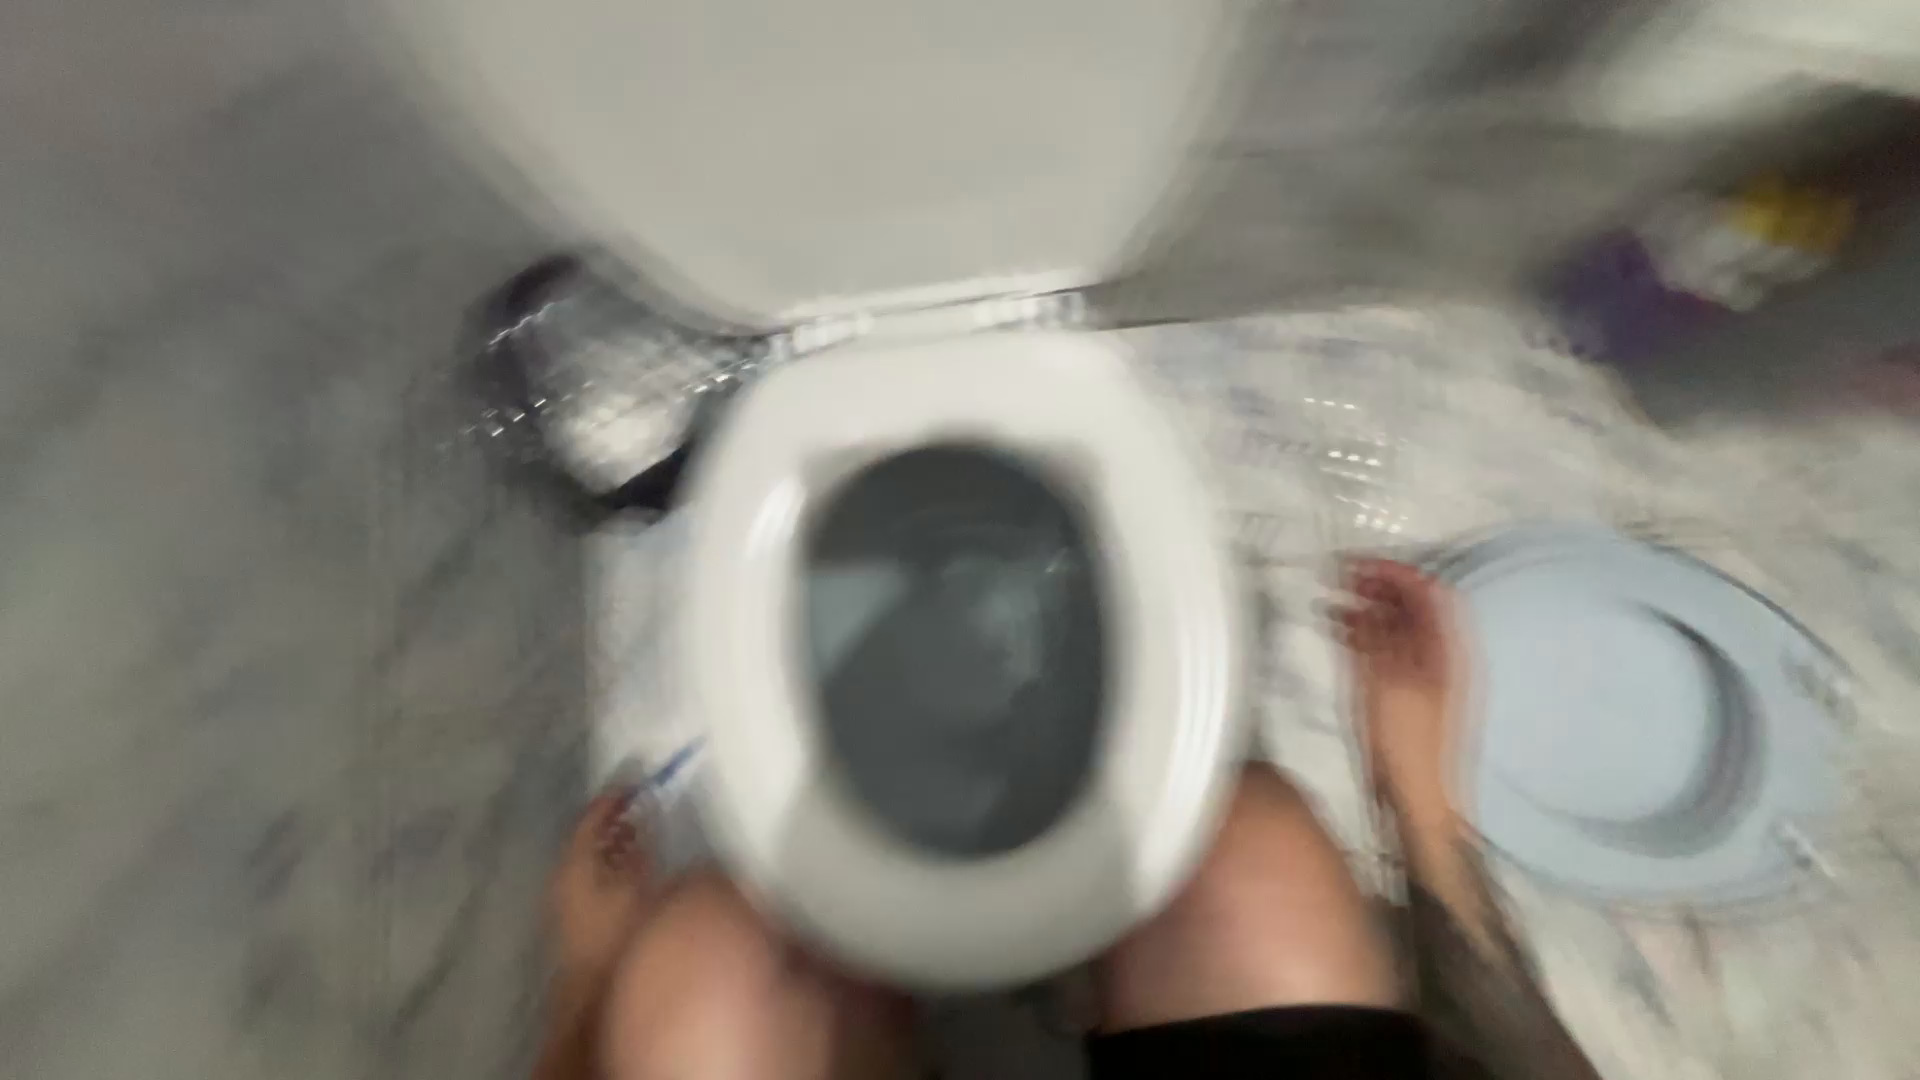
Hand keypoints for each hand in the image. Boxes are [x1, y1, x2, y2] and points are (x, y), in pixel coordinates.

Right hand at [1339, 557, 1461, 822]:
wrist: (1417, 795)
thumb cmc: (1406, 742)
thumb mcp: (1387, 682)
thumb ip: (1380, 636)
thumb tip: (1372, 598)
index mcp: (1447, 649)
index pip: (1427, 591)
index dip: (1393, 571)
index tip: (1356, 563)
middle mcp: (1440, 655)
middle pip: (1412, 605)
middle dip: (1375, 585)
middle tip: (1338, 577)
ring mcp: (1423, 672)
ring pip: (1395, 625)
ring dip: (1364, 608)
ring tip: (1328, 602)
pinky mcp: (1404, 689)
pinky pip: (1384, 647)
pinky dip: (1360, 633)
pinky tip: (1336, 632)